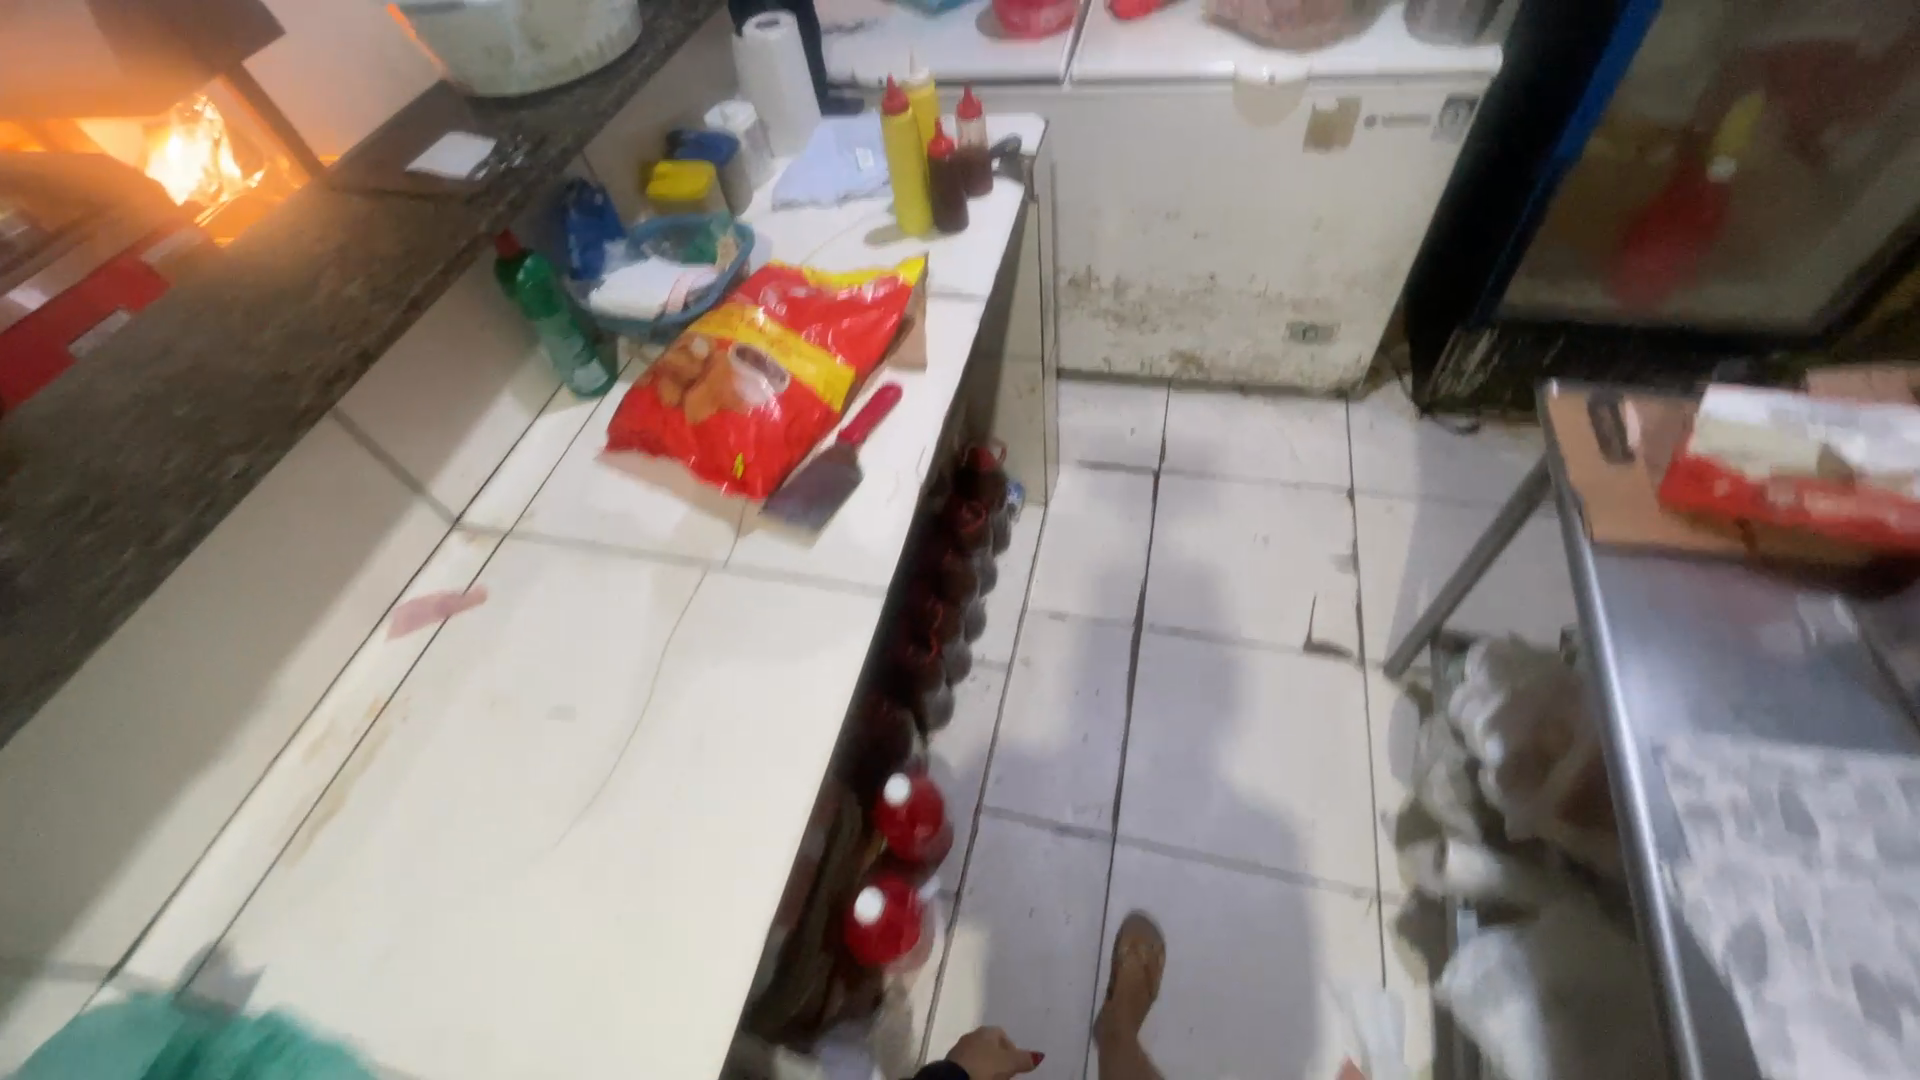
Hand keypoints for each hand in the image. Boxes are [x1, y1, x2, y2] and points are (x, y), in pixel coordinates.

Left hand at [945, 1026, 1041, 1079]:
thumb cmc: (984, 1067)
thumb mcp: (1009, 1064)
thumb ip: (1024, 1058)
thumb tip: (1040, 1054)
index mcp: (986, 1030)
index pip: (1002, 1034)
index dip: (1011, 1049)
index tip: (1015, 1066)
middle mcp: (972, 1035)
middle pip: (990, 1046)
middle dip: (999, 1059)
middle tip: (1006, 1075)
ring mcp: (960, 1049)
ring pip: (979, 1056)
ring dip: (987, 1067)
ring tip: (993, 1079)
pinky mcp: (951, 1064)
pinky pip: (968, 1066)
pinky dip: (975, 1072)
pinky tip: (978, 1079)